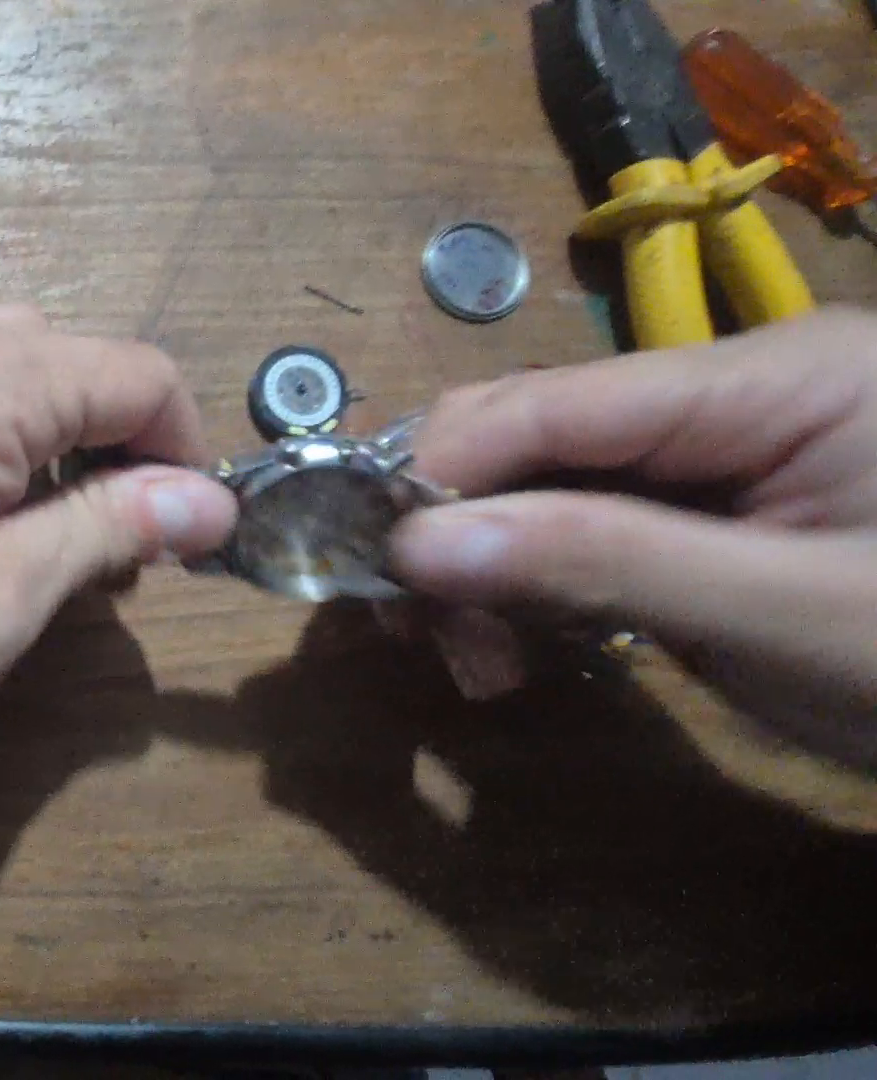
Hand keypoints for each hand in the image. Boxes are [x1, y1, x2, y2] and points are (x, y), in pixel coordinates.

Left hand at [0, 304, 235, 765]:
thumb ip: (108, 531)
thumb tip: (210, 499)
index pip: (138, 374)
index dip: (184, 451)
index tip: (184, 535)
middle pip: (73, 362)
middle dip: (113, 447)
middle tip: (102, 552)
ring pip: (7, 364)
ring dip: (48, 438)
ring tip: (31, 535)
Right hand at [391, 308, 876, 766]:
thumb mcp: (798, 619)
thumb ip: (600, 564)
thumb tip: (412, 546)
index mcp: (764, 378)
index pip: (535, 402)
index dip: (429, 474)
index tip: (370, 566)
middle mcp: (716, 389)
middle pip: (514, 433)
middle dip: (445, 526)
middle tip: (416, 628)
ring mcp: (703, 446)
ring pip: (523, 483)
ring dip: (474, 566)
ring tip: (477, 658)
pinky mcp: (694, 501)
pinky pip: (565, 523)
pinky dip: (520, 583)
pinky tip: (518, 638)